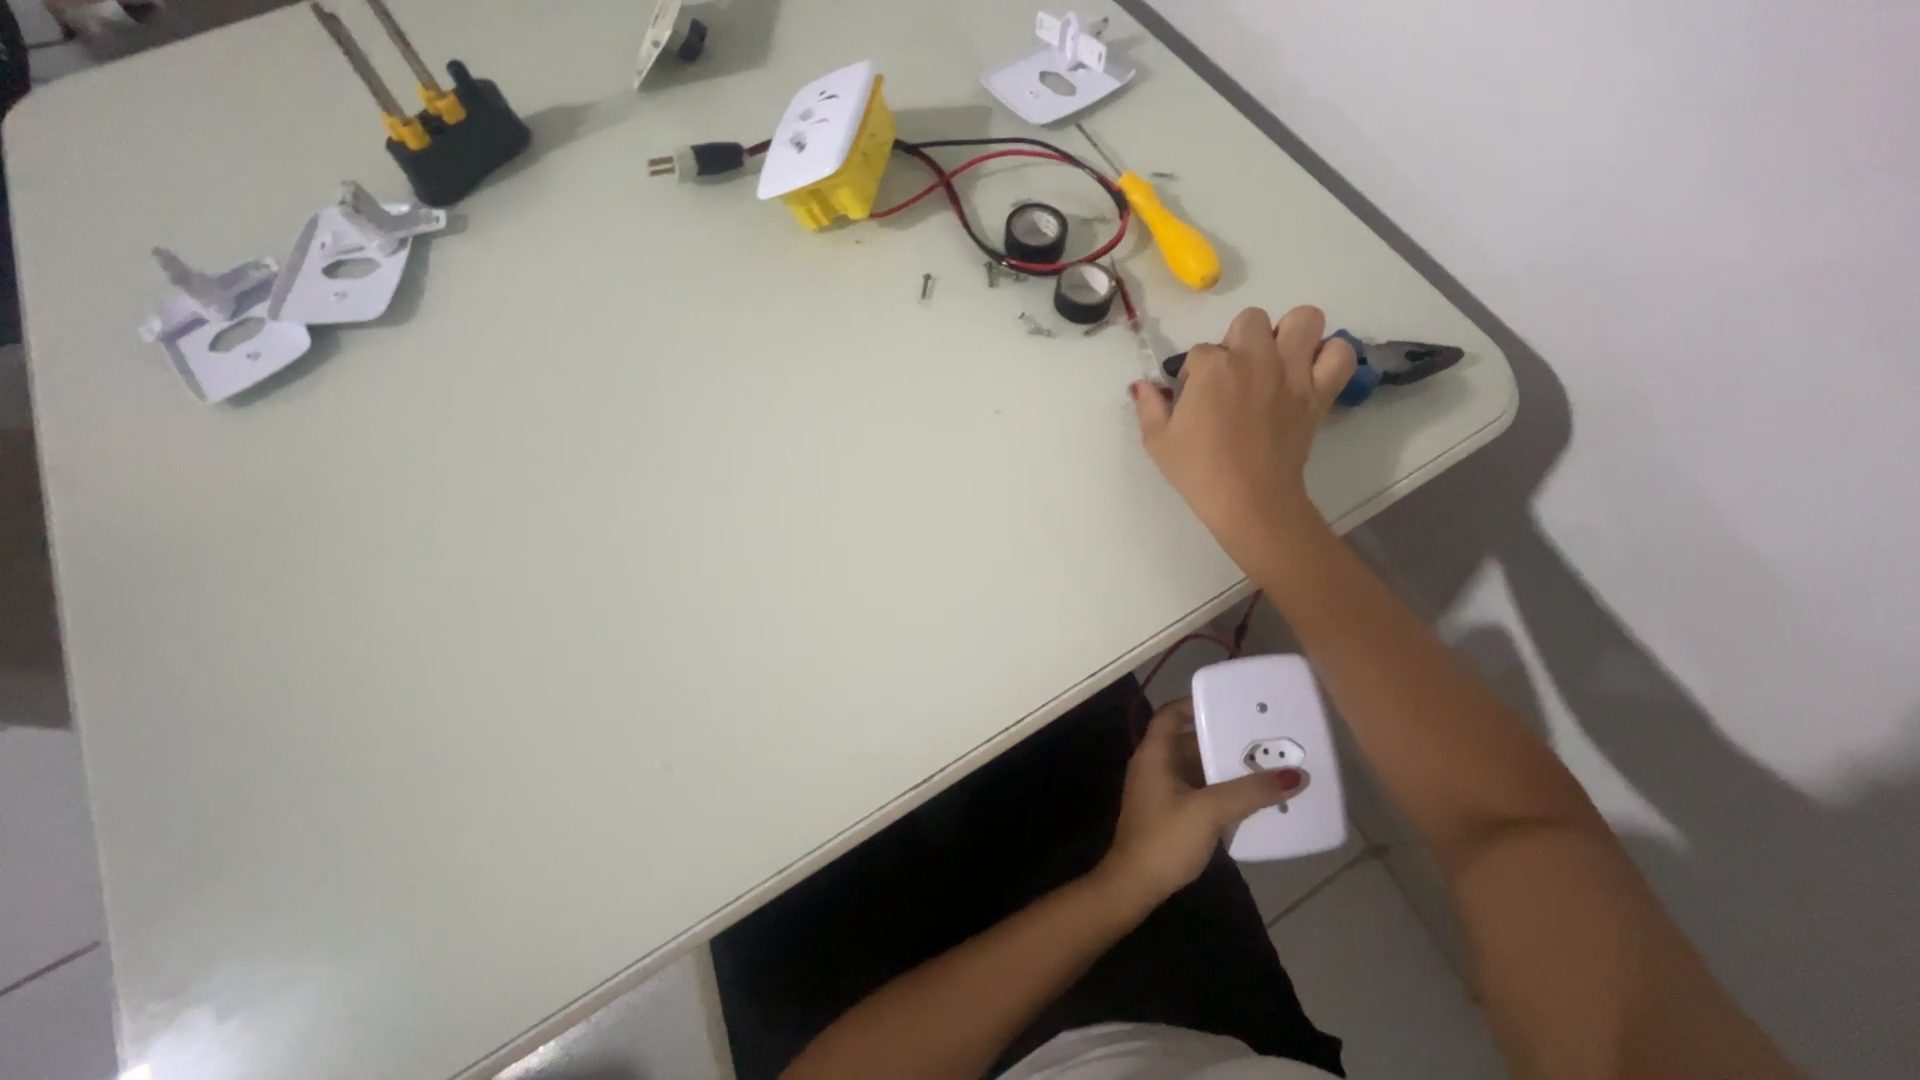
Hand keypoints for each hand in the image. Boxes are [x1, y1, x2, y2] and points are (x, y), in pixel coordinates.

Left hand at [1097, 699, 1302, 904]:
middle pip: (1187, 740)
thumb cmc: (1165, 839)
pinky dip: (1218, 787)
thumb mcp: (1209, 811)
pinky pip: (1197, 789)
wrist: (1134, 885)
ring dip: (1222, 765)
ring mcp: (1159, 791)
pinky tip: (1247, 796)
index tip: (1229, 703)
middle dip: (1221, 738)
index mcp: (1154, 754)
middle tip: (1259, 735)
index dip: (1195, 704)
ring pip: (1194, 767)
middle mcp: (1153, 766)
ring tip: (1261, 763)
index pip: (1171, 714)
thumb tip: (1294, 776)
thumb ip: (1249, 792)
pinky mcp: (1168, 813)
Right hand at [1130, 306, 1355, 561]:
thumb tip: (1141, 385)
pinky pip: (1341, 354)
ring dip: (1291, 334)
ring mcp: (1292, 372)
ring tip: (1278, 360)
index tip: (1195, 397)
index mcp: (1213, 367)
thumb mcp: (1158, 441)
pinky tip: (1311, 371)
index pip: (1201, 351)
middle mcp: (1255, 358)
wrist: (1249, 499)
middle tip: (1236, 373)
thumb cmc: (1199, 471)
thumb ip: (1149, 406)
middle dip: (1240, 340)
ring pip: (1304, 319)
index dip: (1195, 373)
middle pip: (1252, 320)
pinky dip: (1330, 356)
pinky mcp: (1319, 392)